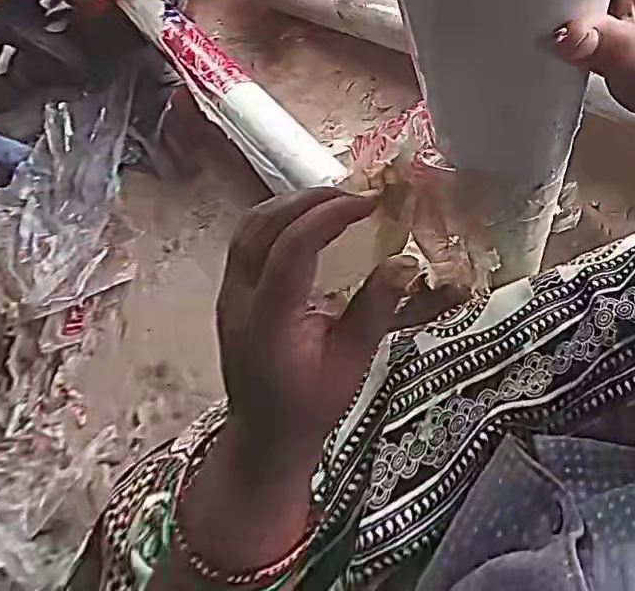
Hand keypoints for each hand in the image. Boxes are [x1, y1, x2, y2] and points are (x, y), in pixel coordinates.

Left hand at [217, 188, 420, 467]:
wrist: (264, 438)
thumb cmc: (310, 408)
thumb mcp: (351, 365)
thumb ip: (375, 309)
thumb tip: (406, 261)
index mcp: (268, 322)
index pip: (291, 249)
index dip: (329, 217)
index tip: (366, 204)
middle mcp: (239, 298)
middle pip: (265, 226)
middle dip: (311, 200)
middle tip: (355, 196)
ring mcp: (228, 291)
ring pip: (250, 225)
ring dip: (291, 203)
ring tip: (334, 200)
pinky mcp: (229, 287)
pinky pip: (247, 235)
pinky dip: (277, 216)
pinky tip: (306, 217)